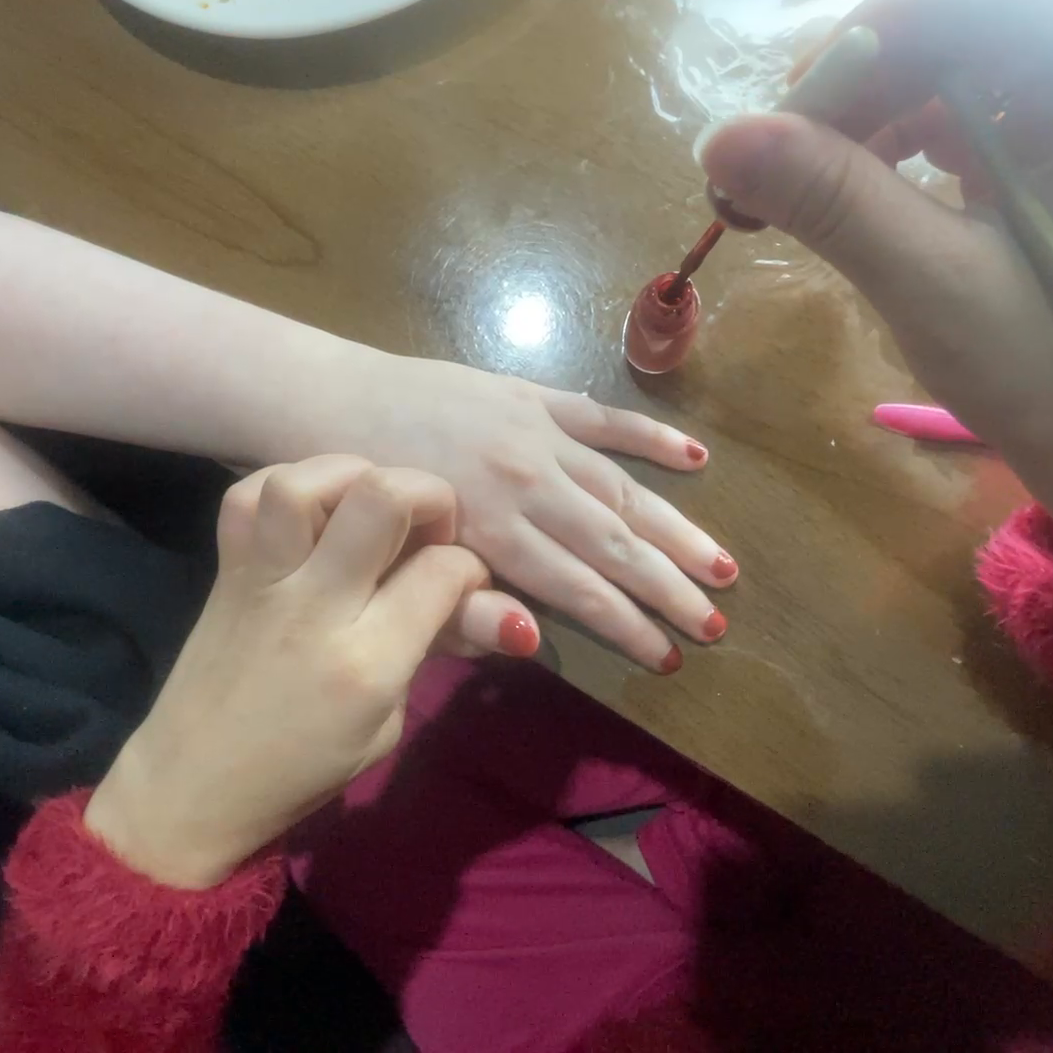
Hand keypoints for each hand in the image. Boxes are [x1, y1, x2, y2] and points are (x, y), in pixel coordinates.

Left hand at [84, 456, 513, 886]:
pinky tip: (314, 507)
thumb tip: (506, 612)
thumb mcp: (387, 726)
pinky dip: (288, 483)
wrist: (191, 788)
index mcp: (365, 663)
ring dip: (353, 475)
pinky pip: (246, 498)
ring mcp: (261, 583)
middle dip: (427, 493)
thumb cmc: (302, 771)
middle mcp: (313, 608)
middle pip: (379, 499)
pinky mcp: (226, 571)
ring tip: (368, 504)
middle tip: (427, 526)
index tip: (462, 583)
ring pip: (303, 484)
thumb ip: (435, 650)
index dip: (469, 566)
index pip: (440, 572)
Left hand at [319, 355, 732, 672]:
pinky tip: (695, 456)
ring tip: (724, 566)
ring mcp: (533, 433)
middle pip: (612, 544)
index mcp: (490, 529)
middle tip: (719, 624)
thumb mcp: (393, 563)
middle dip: (669, 588)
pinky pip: (601, 416)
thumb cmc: (354, 496)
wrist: (328, 401)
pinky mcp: (529, 395)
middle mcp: (525, 481)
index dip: (628, 627)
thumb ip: (459, 603)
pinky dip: (648, 435)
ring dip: (674, 529)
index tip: (670, 658)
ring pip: (619, 488)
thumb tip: (531, 638)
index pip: (578, 588)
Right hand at [697, 0, 1052, 577]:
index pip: (983, 1)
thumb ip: (834, 202)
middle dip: (859, 86)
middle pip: (972, 18)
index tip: (770, 131)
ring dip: (871, 110)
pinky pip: (977, 88)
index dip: (859, 49)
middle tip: (779, 162)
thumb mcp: (930, 288)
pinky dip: (904, 128)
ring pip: (964, 50)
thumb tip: (721, 139)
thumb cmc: (1045, 378)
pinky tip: (872, 182)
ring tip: (815, 183)